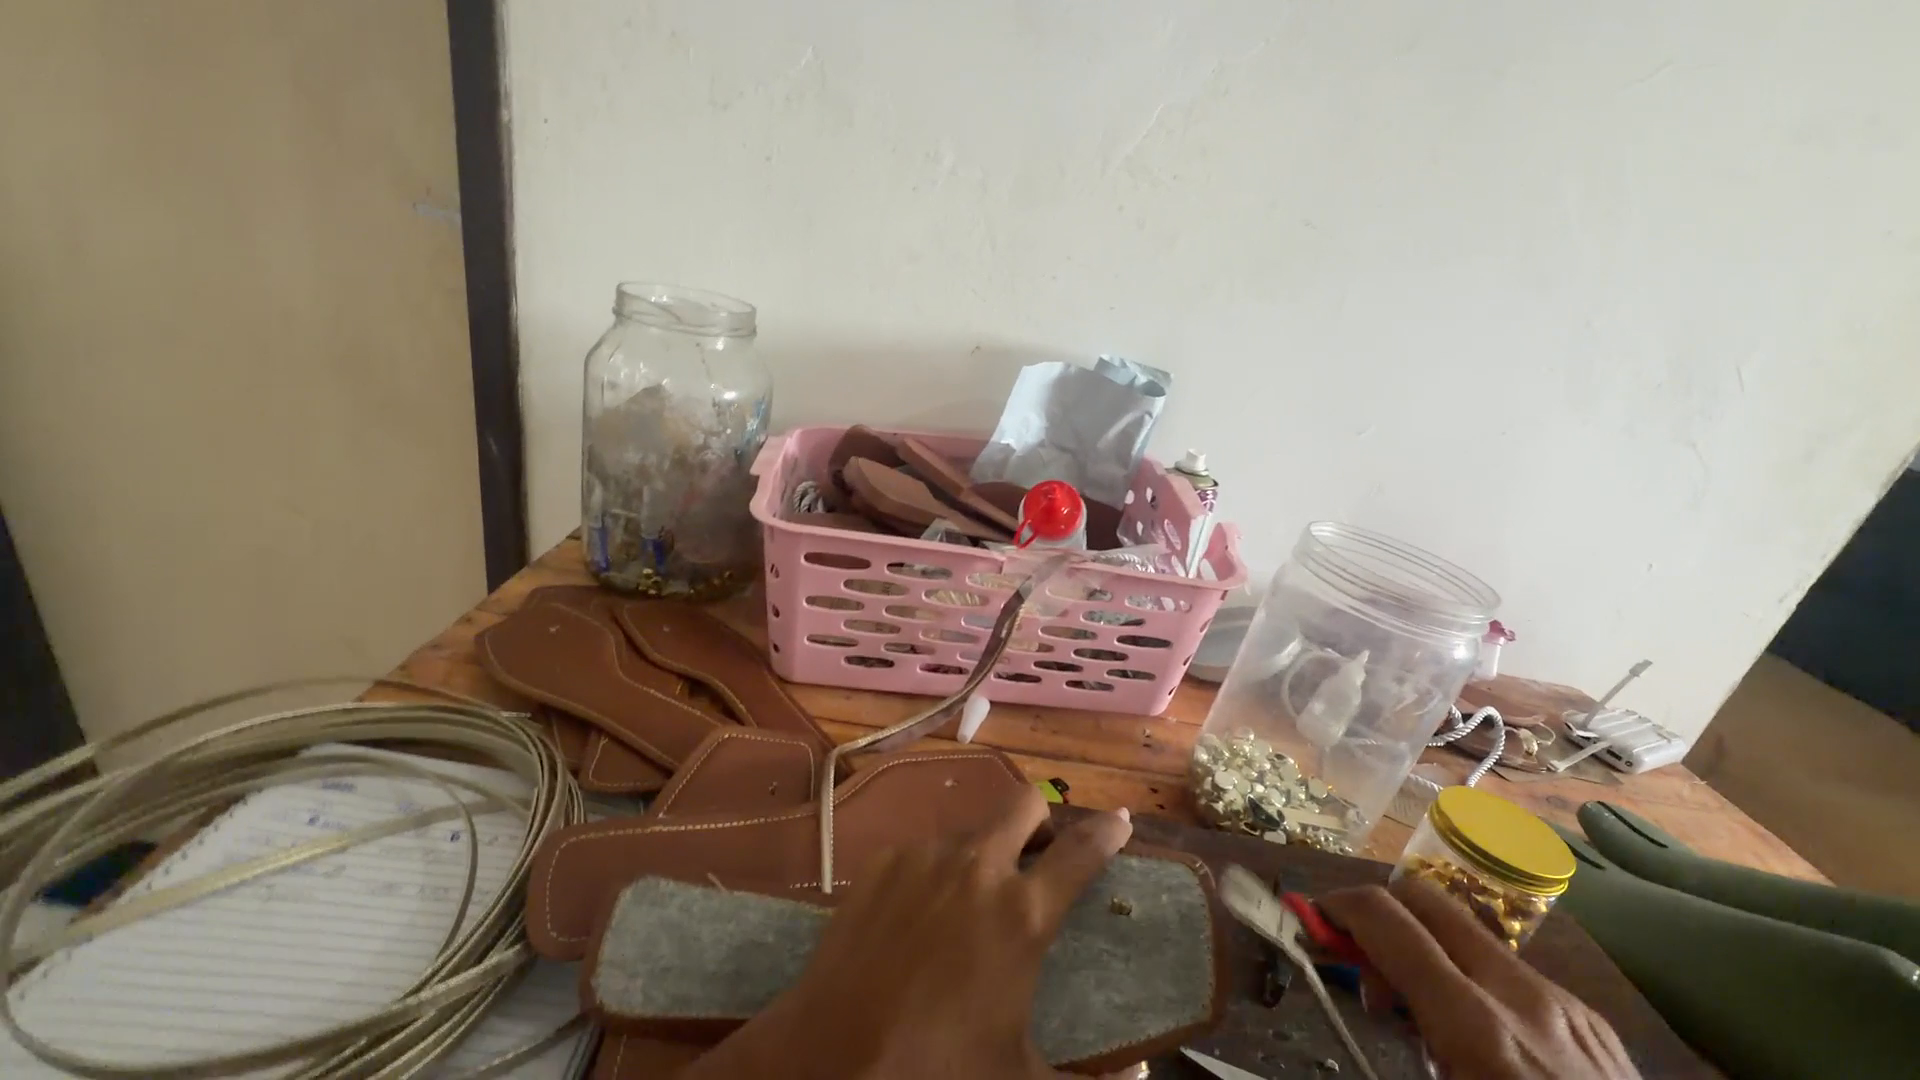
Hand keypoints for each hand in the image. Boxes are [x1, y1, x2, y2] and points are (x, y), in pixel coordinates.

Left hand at [682, 785, 1133, 1079]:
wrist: (832, 1057)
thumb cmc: (938, 1068)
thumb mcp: (1023, 1079)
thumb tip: (1143, 1071)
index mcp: (1023, 913)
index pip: (1081, 850)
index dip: (1109, 830)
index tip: (1121, 821)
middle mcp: (978, 867)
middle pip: (1024, 804)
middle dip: (1042, 819)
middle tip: (1042, 851)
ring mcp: (924, 857)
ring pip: (972, 828)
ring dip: (987, 848)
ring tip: (976, 892)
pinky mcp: (882, 862)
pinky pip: (924, 848)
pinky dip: (938, 868)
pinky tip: (924, 909)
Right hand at [1319, 878, 1640, 1079]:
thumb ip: (1400, 1042)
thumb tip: (1367, 995)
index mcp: (1477, 1026)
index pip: (1387, 919)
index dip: (1337, 907)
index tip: (1312, 925)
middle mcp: (1521, 996)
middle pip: (1427, 900)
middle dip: (1379, 915)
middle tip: (1362, 969)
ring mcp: (1566, 1005)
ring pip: (1471, 936)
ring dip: (1426, 953)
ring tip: (1421, 1021)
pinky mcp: (1595, 1024)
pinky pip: (1514, 976)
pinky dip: (1474, 985)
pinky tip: (1482, 1045)